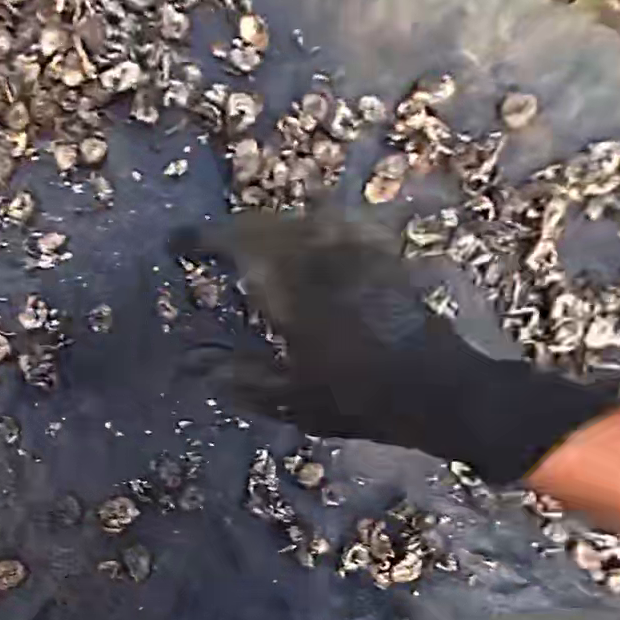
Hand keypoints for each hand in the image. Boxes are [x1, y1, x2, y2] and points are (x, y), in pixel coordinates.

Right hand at [192, 213, 617, 483]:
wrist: (441, 392)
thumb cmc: (358, 400)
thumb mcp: (288, 400)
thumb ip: (240, 378)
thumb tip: (193, 364)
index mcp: (296, 298)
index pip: (243, 250)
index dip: (207, 241)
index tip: (177, 244)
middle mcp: (326, 267)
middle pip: (272, 226)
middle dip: (232, 228)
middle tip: (206, 241)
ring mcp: (360, 259)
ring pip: (306, 219)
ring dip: (269, 223)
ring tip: (247, 236)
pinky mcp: (384, 261)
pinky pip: (340, 226)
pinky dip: (311, 225)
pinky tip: (304, 234)